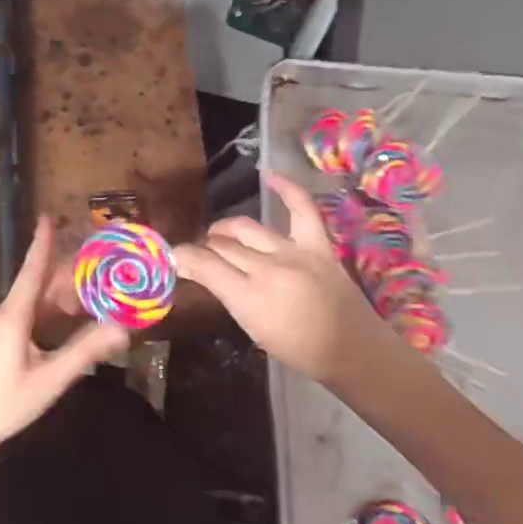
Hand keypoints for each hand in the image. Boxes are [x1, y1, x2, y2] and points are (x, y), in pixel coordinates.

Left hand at [0, 216, 129, 465]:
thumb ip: (85, 351)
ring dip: (60, 296)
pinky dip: (48, 313)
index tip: (49, 215)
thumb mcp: (49, 379)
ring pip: (32, 302)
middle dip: (69, 275)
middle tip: (104, 267)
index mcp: (12, 316)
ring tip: (95, 292)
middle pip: (37, 285)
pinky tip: (69, 318)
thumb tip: (122, 328)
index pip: (32, 270)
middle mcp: (1, 314)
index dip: (42, 243)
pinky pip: (25, 316)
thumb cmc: (4, 404)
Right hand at [173, 171, 385, 381]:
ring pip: (246, 229)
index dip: (182, 257)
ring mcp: (294, 252)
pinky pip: (301, 208)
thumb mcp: (250, 327)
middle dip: (202, 247)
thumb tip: (197, 270)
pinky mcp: (318, 244)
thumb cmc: (295, 348)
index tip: (171, 257)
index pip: (203, 265)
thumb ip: (224, 294)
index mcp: (247, 296)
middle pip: (222, 246)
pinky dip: (286, 188)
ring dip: (225, 230)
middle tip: (196, 254)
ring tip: (216, 236)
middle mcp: (267, 268)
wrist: (351, 348)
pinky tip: (268, 175)